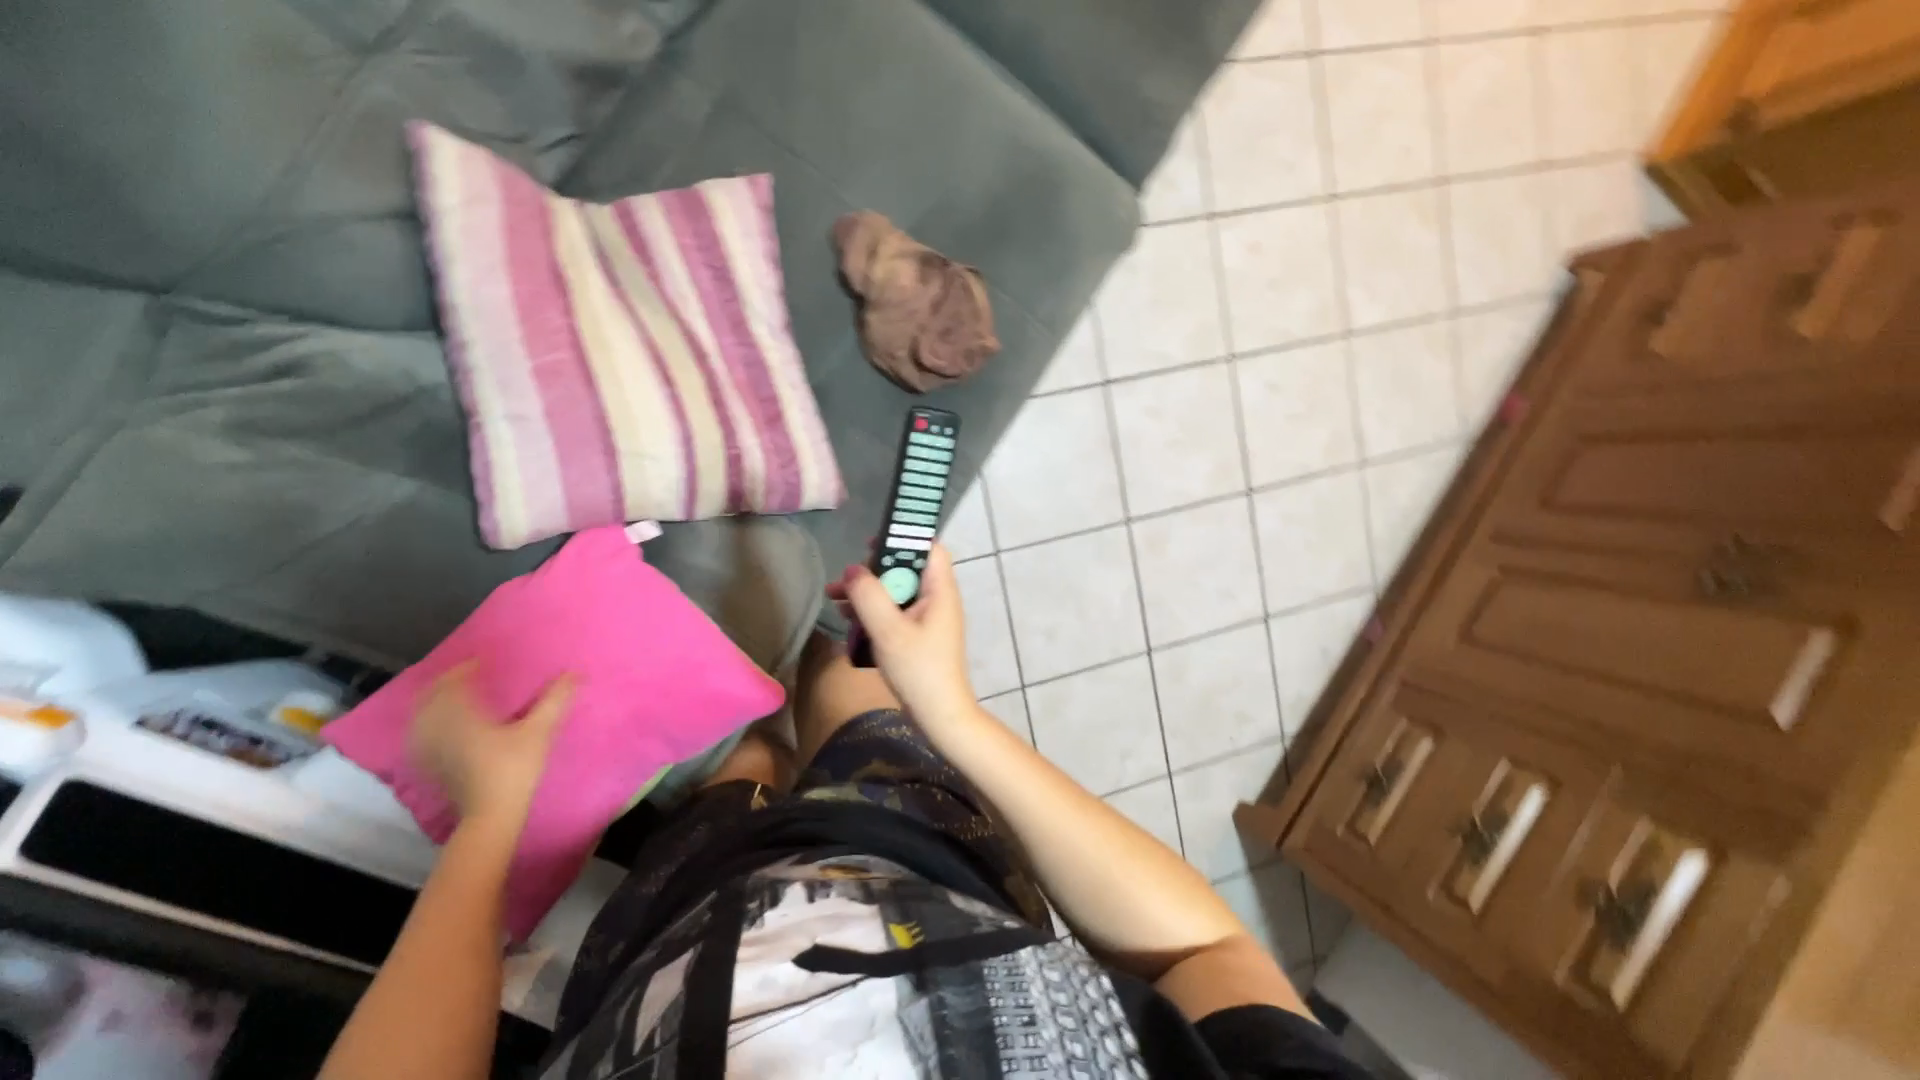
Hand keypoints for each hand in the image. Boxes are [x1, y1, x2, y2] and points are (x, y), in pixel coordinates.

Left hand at [410, 663, 576, 835]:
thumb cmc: (514, 770)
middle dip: (443, 684)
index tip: (479, 662)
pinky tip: (437, 728)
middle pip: (430, 698)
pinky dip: (425, 726)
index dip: (463, 669)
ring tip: (448, 697)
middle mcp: (440, 729)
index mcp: (463, 716)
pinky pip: (420, 738)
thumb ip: (555, 702)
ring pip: (420, 718)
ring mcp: (432, 750)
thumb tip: (575, 673)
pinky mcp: (432, 767)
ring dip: (431, 703)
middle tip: (463, 676)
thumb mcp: (539, 733)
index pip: (453, 684)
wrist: (492, 815)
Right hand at [827, 544, 974, 725]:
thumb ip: (869, 596)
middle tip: (843, 579)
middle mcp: (937, 599)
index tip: (871, 545)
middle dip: (873, 571)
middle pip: (905, 569)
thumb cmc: (919, 669)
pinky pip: (894, 613)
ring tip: (833, 598)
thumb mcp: (888, 630)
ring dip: (867, 593)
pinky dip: (873, 612)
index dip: (902, 538)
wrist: (939, 715)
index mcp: (939, 590)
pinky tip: (847, 619)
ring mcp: (928, 619)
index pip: (928, 547)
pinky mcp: (918, 636)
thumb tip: (852, 570)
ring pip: (896, 592)